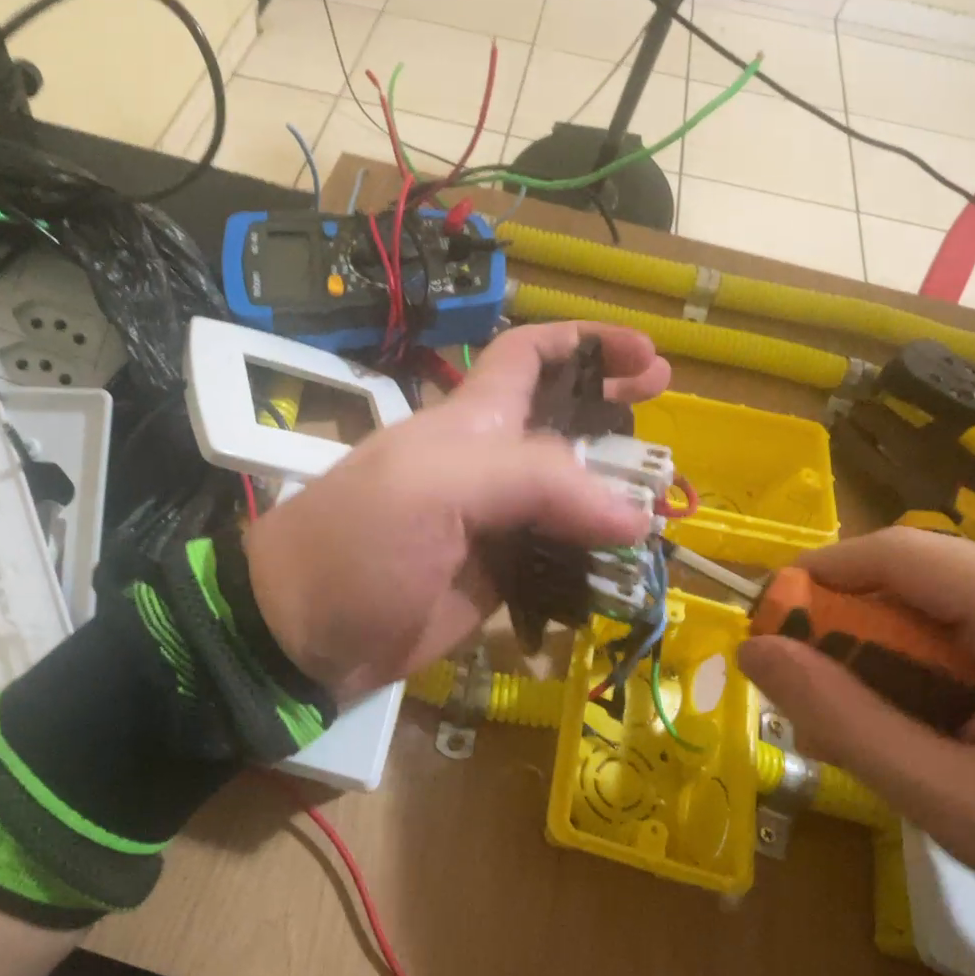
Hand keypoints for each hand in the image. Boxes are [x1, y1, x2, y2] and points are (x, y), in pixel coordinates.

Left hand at [245, 321, 669, 701]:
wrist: (303, 632)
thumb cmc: (361, 543)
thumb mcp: (438, 487)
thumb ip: (536, 484)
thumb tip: (633, 515)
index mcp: (471, 423)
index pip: (530, 357)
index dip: (587, 343)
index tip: (649, 354)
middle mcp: (488, 467)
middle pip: (564, 427)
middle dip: (616, 418)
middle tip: (671, 435)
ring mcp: (494, 527)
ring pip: (571, 501)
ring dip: (616, 503)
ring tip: (662, 514)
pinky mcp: (496, 582)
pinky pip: (560, 563)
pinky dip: (595, 565)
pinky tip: (626, 574)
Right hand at [737, 528, 974, 975]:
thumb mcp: (959, 807)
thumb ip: (845, 721)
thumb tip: (755, 652)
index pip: (905, 554)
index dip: (820, 581)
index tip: (771, 632)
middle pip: (944, 582)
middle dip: (876, 637)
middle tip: (847, 710)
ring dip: (927, 658)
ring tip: (925, 738)